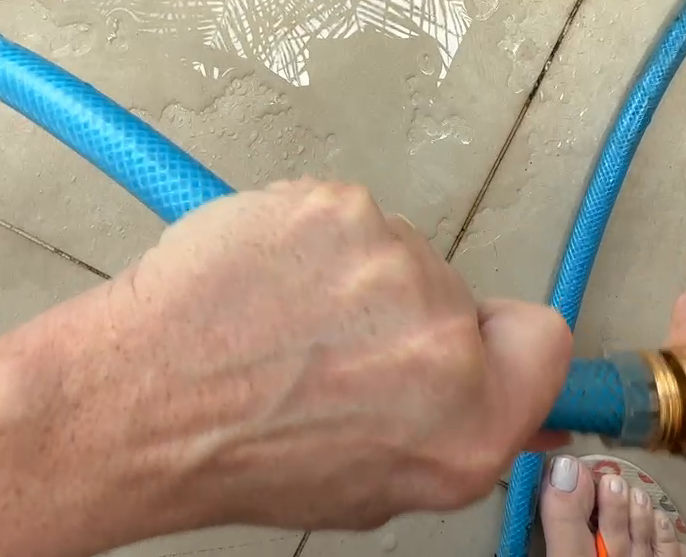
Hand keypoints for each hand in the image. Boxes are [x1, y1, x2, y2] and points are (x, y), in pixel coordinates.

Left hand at [32, 180, 570, 531]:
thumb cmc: (239, 450)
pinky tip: (265, 275)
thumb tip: (507, 387)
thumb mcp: (373, 479)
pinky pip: (340, 212)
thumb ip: (454, 426)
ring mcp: (390, 260)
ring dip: (346, 268)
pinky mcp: (338, 206)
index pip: (544, 339)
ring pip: (390, 245)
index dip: (505, 337)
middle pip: (453, 287)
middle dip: (402, 308)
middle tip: (331, 339)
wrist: (141, 400)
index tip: (471, 332)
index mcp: (466, 424)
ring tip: (283, 311)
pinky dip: (307, 234)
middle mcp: (441, 339)